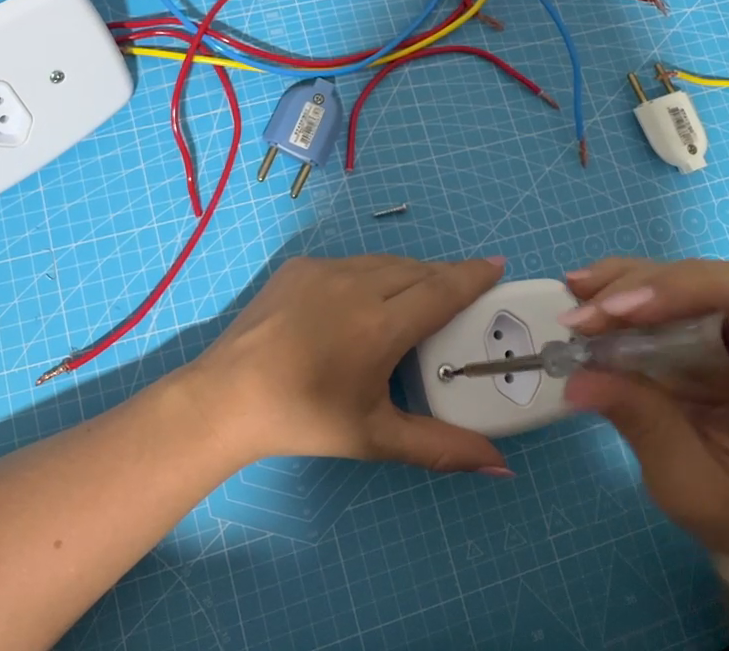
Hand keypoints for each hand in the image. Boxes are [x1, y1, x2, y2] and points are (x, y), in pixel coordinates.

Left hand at [177, 254, 511, 475]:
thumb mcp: (377, 437)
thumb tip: (500, 467)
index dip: (473, 277)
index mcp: (381, 323)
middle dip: (443, 279)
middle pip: (415, 271)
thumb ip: (442, 447)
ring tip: (415, 299)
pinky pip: (348, 264)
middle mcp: (356, 284)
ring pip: (381, 263)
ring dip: (406, 275)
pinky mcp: (297, 268)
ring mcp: (322, 270)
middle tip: (461, 297)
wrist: (228, 397)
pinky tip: (363, 301)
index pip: (442, 289)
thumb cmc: (306, 418)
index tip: (498, 266)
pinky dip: (368, 275)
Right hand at [560, 259, 728, 562]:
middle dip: (683, 292)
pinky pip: (687, 280)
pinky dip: (636, 276)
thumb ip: (648, 430)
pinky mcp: (728, 314)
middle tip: (608, 311)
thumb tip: (580, 379)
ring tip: (584, 302)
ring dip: (647, 281)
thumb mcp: (690, 492)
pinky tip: (589, 285)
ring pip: (720, 277)